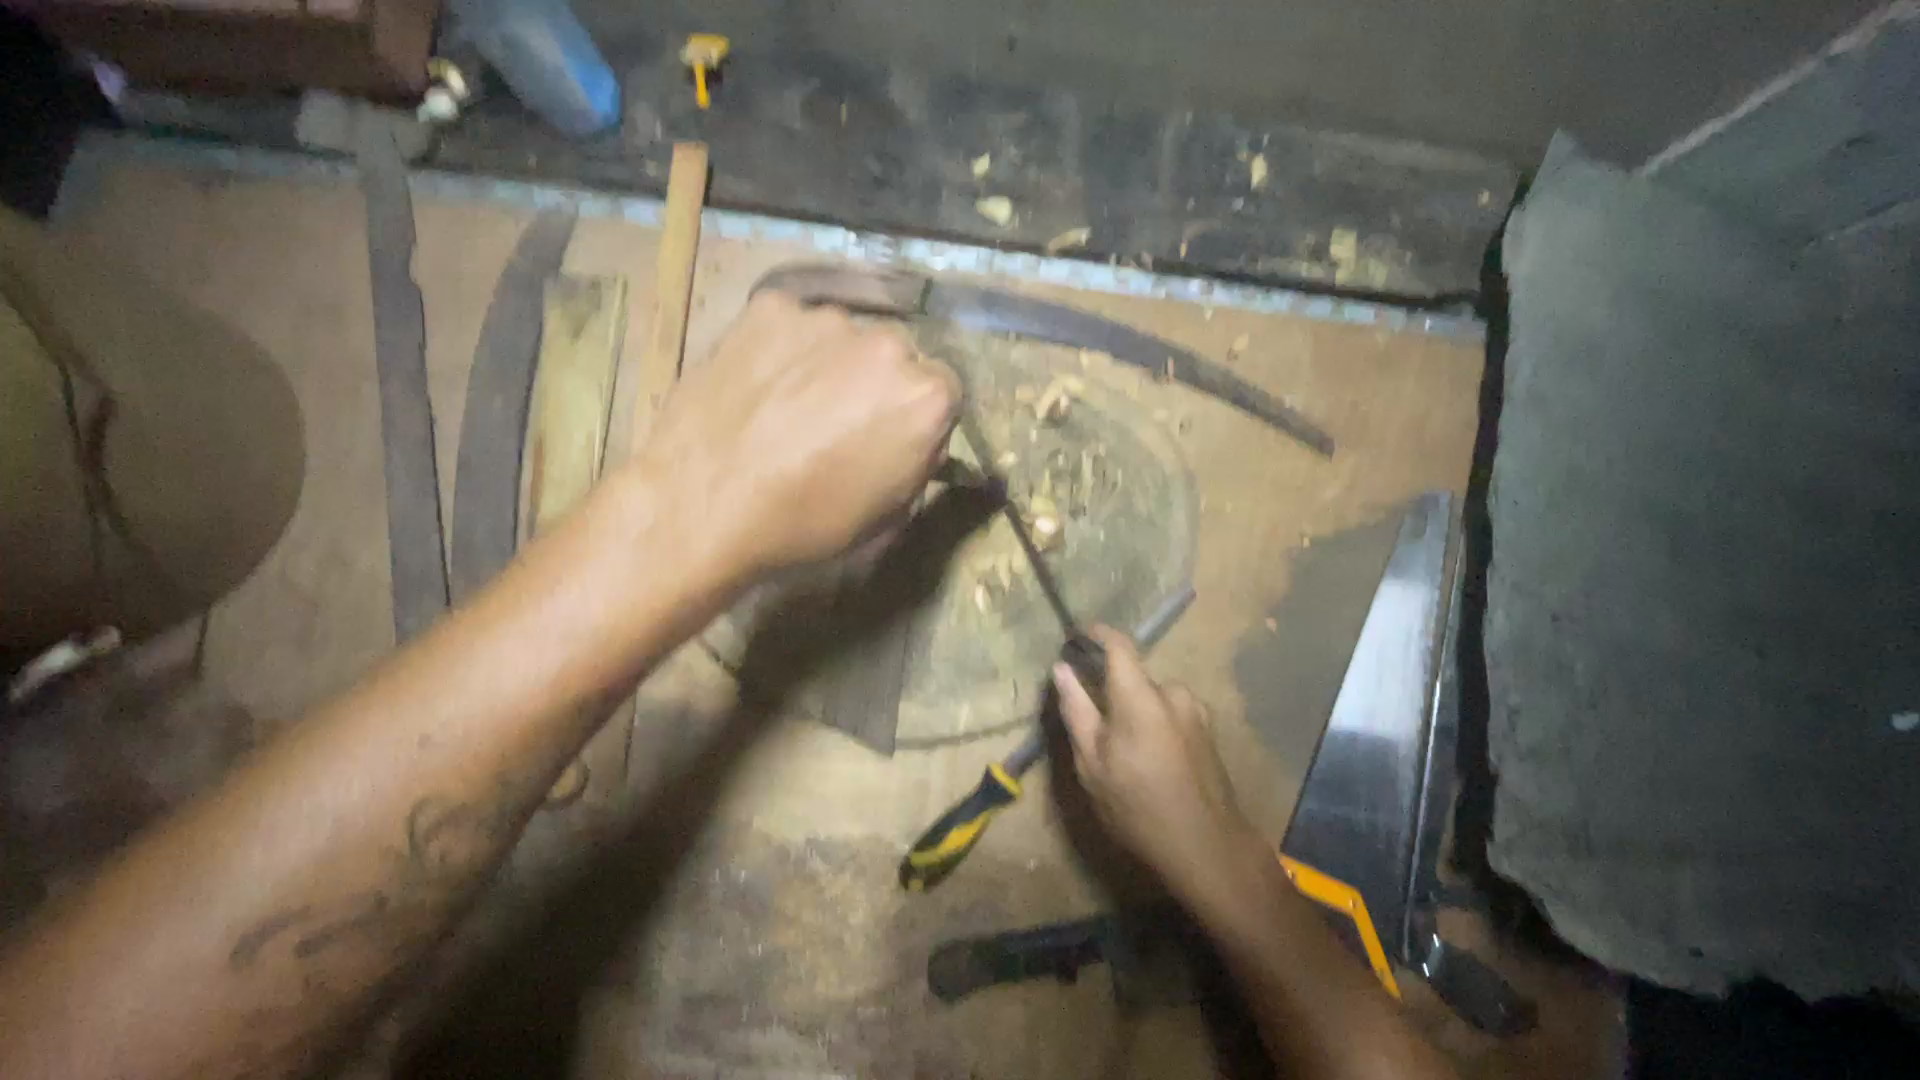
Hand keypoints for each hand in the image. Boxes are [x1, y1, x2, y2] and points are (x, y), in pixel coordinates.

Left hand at [632, 292, 959, 576]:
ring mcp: (827, 320)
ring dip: (830, 363)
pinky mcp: (770, 307)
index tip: (889, 439)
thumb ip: (918, 463)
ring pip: (843, 337)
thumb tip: (918, 439)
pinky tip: (760, 385)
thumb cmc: (806, 525)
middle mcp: (888, 343)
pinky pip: (792, 326)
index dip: (915, 418)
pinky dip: (784, 348)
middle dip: (876, 384)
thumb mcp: (888, 514)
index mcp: (927, 397)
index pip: (944, 391)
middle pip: (895, 357)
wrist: (704, 504)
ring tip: (789, 406)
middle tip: (838, 422)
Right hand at [1053, 628, 1259, 896]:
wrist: (1207, 848)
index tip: (1077, 636)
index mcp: (1141, 696)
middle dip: (1111, 690)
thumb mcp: (1092, 764)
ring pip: (1153, 698)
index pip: (1118, 645)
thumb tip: (1061, 669)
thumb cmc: (1138, 806)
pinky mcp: (1208, 732)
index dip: (1096, 633)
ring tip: (1121, 752)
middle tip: (1091, 723)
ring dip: (1135, 711)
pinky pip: (1171, 714)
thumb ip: (1076, 710)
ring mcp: (1196, 712)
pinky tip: (1148, 761)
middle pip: (1134, 677)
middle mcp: (1173, 694)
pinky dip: (1153, 725)